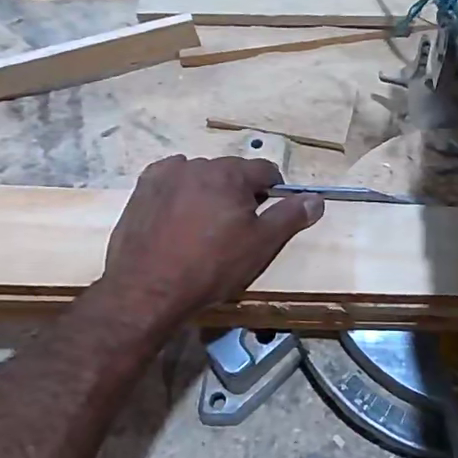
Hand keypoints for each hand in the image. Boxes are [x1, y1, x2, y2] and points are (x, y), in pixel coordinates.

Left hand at [96, 155, 323, 336]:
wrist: (146, 292)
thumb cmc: (211, 266)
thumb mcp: (262, 244)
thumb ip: (291, 216)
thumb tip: (316, 199)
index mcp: (230, 173)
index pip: (266, 170)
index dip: (274, 192)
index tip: (268, 216)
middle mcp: (197, 165)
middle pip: (232, 172)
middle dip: (240, 192)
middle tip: (238, 227)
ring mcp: (165, 176)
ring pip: (201, 176)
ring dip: (210, 192)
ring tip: (205, 227)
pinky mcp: (140, 192)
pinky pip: (170, 182)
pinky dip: (180, 193)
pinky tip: (179, 218)